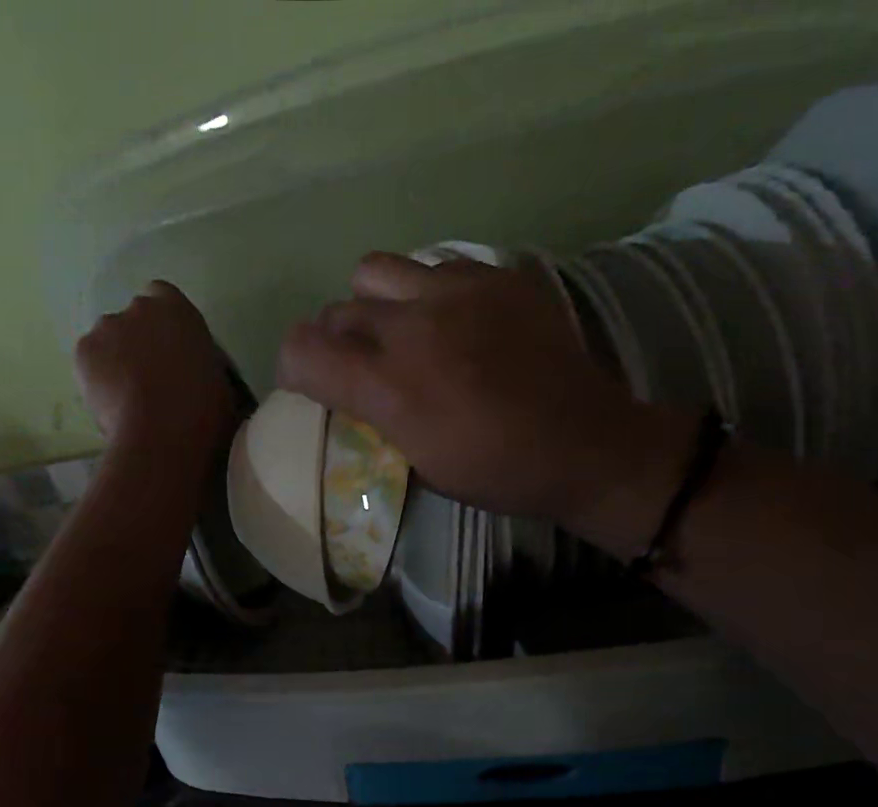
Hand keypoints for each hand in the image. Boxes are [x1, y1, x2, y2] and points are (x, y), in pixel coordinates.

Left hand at [75, 281, 235, 452]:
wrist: (165, 431)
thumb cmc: (205, 407)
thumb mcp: (218, 379)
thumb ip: (200, 364)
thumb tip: (194, 374)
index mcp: (177, 309)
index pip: (162, 297)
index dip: (161, 325)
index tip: (166, 349)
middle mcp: (139, 308)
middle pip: (132, 319)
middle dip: (136, 342)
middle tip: (146, 377)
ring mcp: (107, 327)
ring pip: (107, 340)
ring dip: (114, 359)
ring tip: (125, 395)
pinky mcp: (84, 351)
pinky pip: (89, 362)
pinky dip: (95, 378)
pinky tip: (110, 403)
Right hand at [278, 252, 690, 536]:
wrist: (585, 443)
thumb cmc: (494, 470)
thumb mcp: (417, 462)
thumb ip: (372, 414)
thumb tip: (349, 388)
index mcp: (390, 387)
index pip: (300, 349)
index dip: (292, 366)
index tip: (308, 383)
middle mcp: (412, 329)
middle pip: (335, 311)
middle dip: (333, 341)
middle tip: (360, 365)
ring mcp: (456, 293)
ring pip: (374, 271)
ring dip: (372, 303)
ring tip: (399, 329)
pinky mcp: (495, 277)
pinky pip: (433, 266)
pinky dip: (425, 291)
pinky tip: (451, 320)